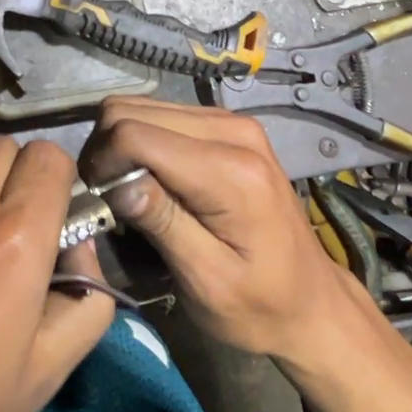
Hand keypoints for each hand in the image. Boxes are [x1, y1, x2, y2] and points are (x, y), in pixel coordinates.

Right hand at [79, 97, 366, 361]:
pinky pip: (160, 114)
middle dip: (105, 150)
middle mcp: (232, 130)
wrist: (314, 304)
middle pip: (131, 110)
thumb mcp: (208, 281)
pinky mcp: (225, 123)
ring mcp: (231, 121)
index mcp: (230, 171)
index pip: (135, 135)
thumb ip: (164, 225)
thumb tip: (114, 183)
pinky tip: (145, 177)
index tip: (97, 201)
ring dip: (119, 144)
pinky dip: (139, 140)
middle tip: (103, 196)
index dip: (103, 163)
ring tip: (122, 190)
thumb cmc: (261, 305)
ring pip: (140, 106)